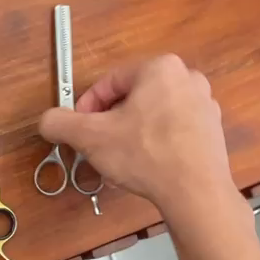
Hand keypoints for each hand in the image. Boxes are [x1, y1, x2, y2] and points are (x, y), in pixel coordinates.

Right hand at [40, 55, 240, 226]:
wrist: (194, 191)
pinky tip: (144, 167)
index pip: (109, 82)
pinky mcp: (211, 130)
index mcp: (159, 68)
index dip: (86, 108)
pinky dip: (153, 144)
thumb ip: (60, 123)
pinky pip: (171, 130)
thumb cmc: (144, 155)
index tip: (78, 131)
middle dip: (109, 122)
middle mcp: (187, 78)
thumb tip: (48, 121)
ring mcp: (204, 104)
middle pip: (132, 98)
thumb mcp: (90, 137)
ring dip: (129, 134)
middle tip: (96, 147)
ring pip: (151, 115)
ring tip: (118, 161)